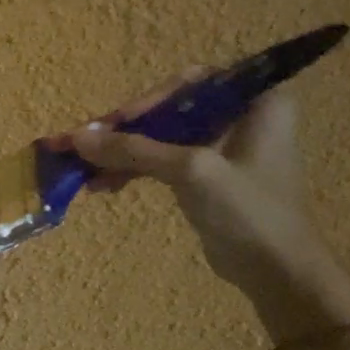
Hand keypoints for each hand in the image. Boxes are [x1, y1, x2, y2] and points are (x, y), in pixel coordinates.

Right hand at [51, 75, 349, 336]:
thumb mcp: (190, 172)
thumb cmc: (246, 210)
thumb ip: (134, 150)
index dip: (147, 101)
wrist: (273, 266)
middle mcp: (241, 116)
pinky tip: (102, 186)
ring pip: (159, 138)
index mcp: (256, 101)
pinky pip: (160, 161)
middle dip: (124, 131)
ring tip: (83, 172)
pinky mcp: (206, 175)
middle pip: (168, 111)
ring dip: (120, 154)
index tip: (112, 126)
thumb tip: (75, 137)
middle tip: (83, 148)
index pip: (191, 83)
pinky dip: (131, 170)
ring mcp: (222, 148)